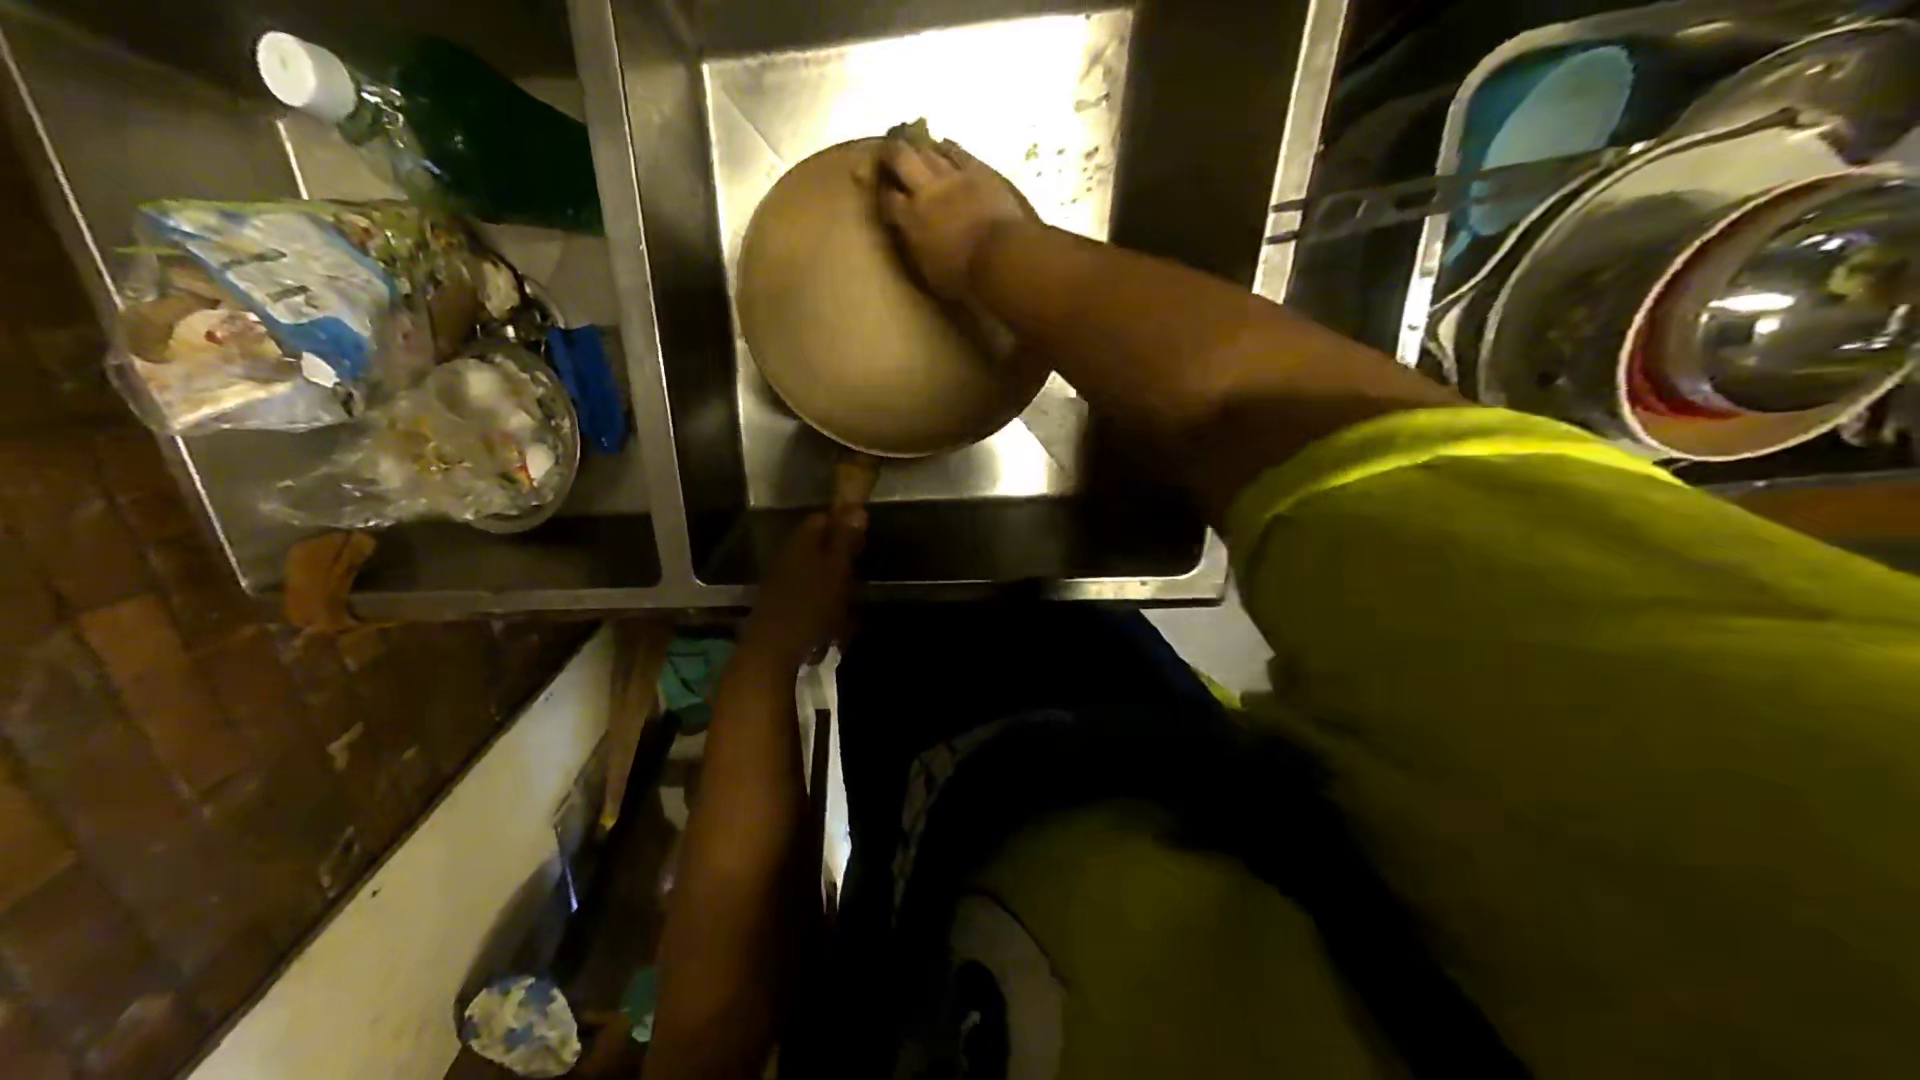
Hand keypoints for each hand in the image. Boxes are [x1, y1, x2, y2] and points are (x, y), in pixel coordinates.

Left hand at [740, 509, 866, 667]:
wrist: (772, 649)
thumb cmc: (811, 606)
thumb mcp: (837, 570)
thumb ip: (846, 540)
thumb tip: (857, 508)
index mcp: (801, 542)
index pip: (822, 519)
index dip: (843, 525)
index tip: (861, 543)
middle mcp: (787, 556)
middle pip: (818, 546)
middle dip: (840, 559)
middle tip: (857, 578)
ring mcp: (780, 581)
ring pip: (814, 573)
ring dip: (833, 586)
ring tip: (848, 607)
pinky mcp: (779, 604)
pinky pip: (807, 596)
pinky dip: (822, 605)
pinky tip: (831, 624)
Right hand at [880, 136, 1034, 302]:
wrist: (1000, 257)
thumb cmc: (963, 277)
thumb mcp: (928, 271)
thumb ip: (915, 247)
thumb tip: (910, 236)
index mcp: (910, 220)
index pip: (887, 198)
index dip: (882, 190)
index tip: (881, 189)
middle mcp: (925, 191)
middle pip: (901, 159)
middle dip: (891, 153)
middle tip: (887, 152)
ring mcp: (952, 177)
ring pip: (927, 151)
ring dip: (919, 148)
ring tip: (915, 146)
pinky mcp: (977, 170)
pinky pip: (957, 152)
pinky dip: (947, 148)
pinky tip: (943, 145)